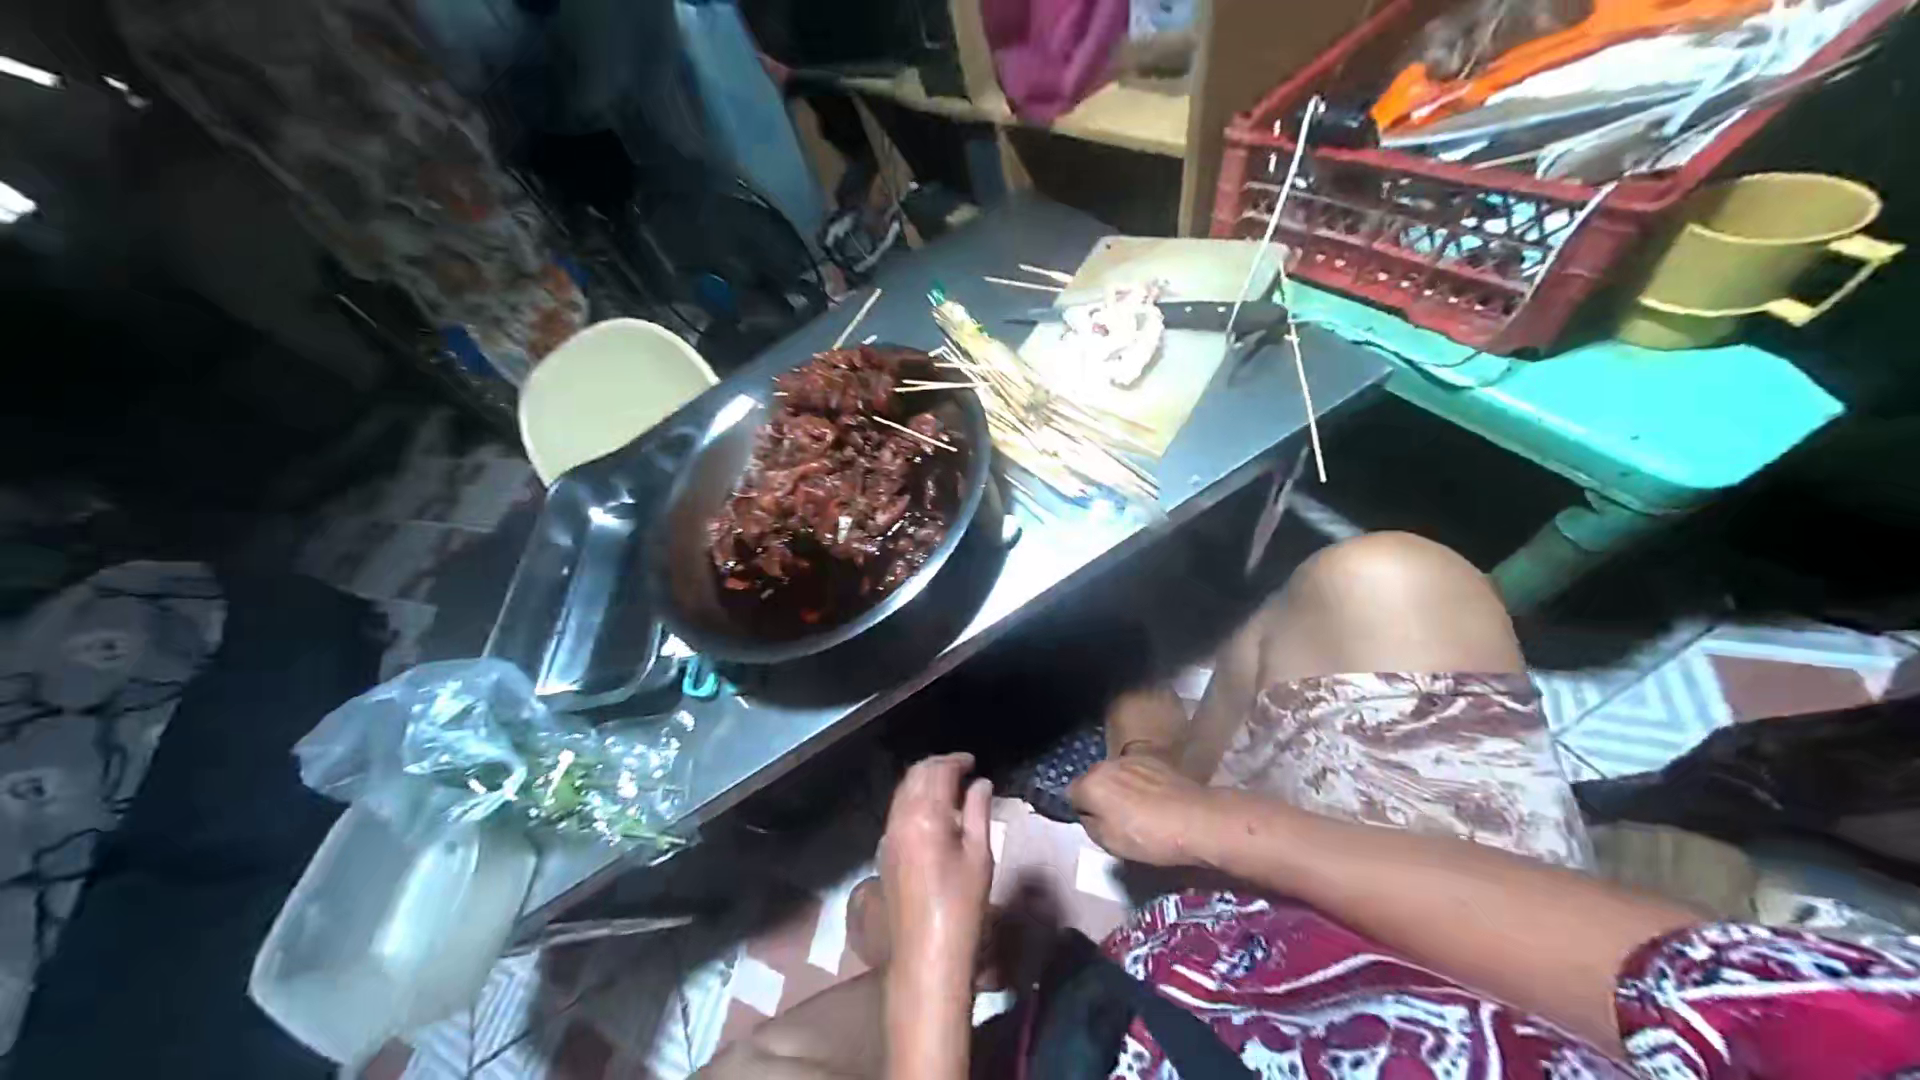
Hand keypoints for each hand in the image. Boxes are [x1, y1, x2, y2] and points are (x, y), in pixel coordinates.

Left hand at [879, 754, 993, 969]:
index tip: (973, 762)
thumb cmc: (962, 906)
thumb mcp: (979, 856)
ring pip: (903, 791)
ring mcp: (888, 836)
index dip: (956, 761)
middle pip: (915, 775)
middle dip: (938, 765)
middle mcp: (900, 819)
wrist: (927, 954)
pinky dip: (914, 797)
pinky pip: (898, 809)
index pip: (937, 771)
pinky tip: (933, 810)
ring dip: (924, 780)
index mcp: (925, 816)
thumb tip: (981, 782)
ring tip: (949, 785)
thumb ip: (978, 811)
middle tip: (963, 769)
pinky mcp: (885, 851)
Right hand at [1069, 752, 1219, 866]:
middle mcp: (1106, 764)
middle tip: (1118, 819)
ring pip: (1115, 775)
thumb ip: (1089, 823)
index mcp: (1090, 784)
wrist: (1196, 819)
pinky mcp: (1154, 759)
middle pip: (1093, 780)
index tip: (1098, 825)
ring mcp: (1131, 758)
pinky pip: (1136, 772)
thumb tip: (1088, 812)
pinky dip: (1139, 783)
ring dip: (1120, 788)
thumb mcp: (1108, 842)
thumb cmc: (1148, 836)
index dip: (1082, 811)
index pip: (1071, 794)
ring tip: (1140, 810)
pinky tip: (1155, 800)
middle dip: (1100, 796)